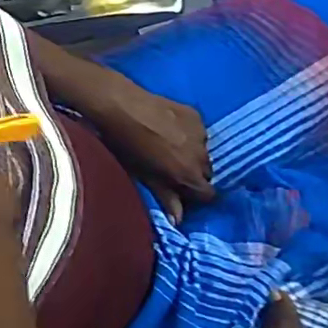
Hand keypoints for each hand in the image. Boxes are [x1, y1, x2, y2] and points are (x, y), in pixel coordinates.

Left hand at [95, 85, 213, 221]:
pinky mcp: (196, 116)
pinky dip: (187, 134)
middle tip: (169, 169)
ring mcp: (202, 134)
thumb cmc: (123, 145)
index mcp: (189, 174)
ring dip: (190, 154)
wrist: (120, 106)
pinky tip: (166, 129)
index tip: (180, 192)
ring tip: (165, 147)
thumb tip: (178, 220)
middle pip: (205, 173)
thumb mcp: (141, 174)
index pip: (208, 195)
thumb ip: (164, 196)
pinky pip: (198, 132)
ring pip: (202, 152)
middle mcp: (202, 155)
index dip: (195, 196)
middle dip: (191, 175)